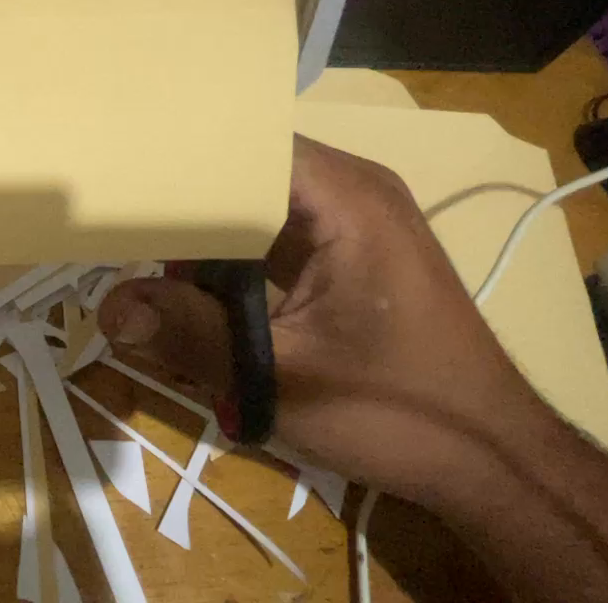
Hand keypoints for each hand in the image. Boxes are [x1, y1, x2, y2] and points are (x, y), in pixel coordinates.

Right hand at [97, 136, 560, 503]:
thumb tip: (109, 308)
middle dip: (186, 198)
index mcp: (345, 196)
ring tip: (140, 243)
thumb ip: (192, 336)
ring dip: (207, 232)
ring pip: (256, 202)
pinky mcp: (347, 253)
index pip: (245, 142)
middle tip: (117, 214)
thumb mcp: (283, 378)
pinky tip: (192, 279)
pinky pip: (273, 232)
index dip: (183, 154)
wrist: (498, 465)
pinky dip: (234, 254)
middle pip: (245, 169)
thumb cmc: (402, 412)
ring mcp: (351, 221)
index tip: (124, 170)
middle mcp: (350, 190)